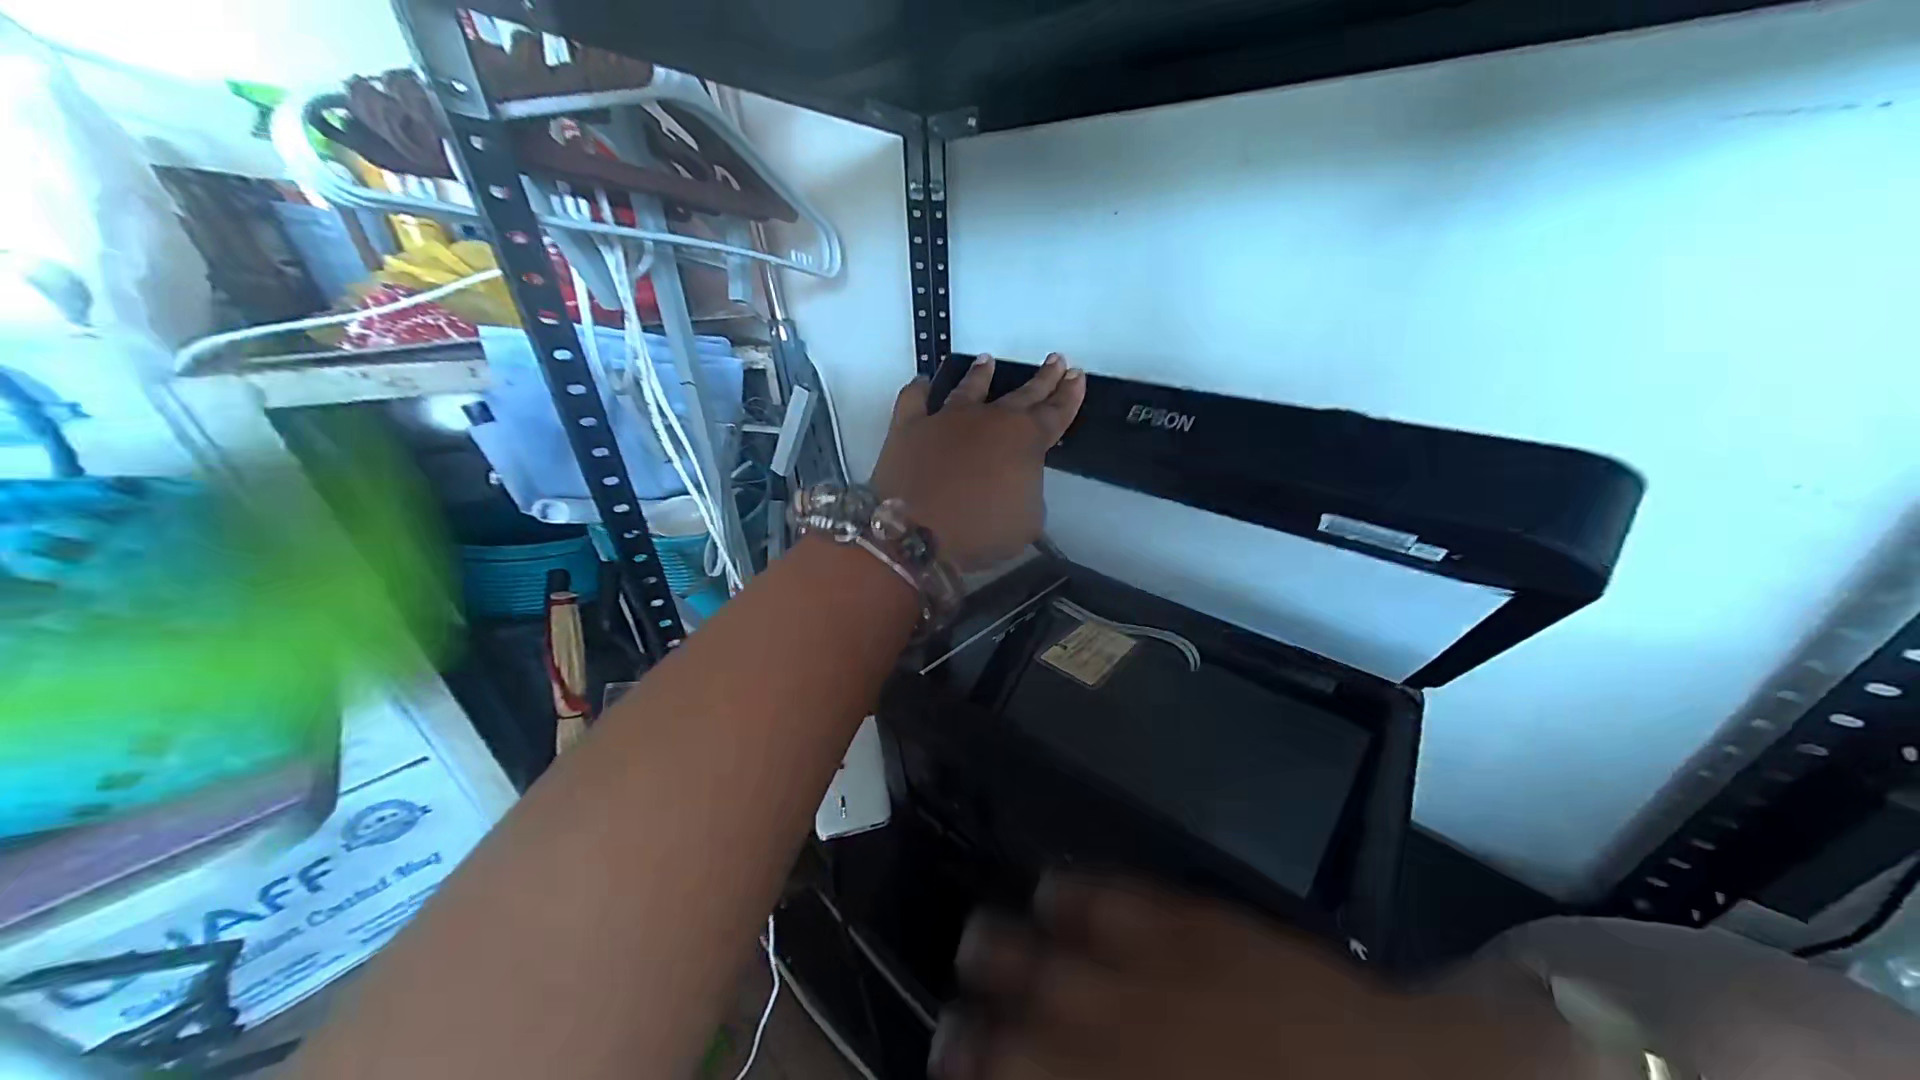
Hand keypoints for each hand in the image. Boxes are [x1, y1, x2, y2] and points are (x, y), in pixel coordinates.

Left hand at [870, 353, 1084, 570]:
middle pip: (1021, 394)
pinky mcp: (908, 426)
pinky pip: (915, 399)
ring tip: (987, 361)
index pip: (1055, 412)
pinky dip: (920, 389)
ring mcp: (945, 418)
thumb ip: (1028, 493)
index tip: (1076, 376)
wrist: (915, 531)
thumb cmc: (981, 531)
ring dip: (980, 375)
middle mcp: (988, 419)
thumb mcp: (1028, 522)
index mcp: (1024, 439)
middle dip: (1041, 379)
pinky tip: (923, 381)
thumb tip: (1016, 484)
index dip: (1068, 395)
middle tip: (1055, 361)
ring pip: (968, 388)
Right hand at [934, 874, 1602, 1079]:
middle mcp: (1134, 1034)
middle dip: (982, 1018)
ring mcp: (1168, 972)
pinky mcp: (1204, 926)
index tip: (956, 1065)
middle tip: (949, 1008)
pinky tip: (1055, 885)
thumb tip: (1062, 1067)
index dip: (988, 1072)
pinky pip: (1123, 904)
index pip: (1032, 1074)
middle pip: (1034, 1021)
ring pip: (1063, 956)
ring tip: (976, 933)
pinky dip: (1080, 895)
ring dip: (1012, 948)